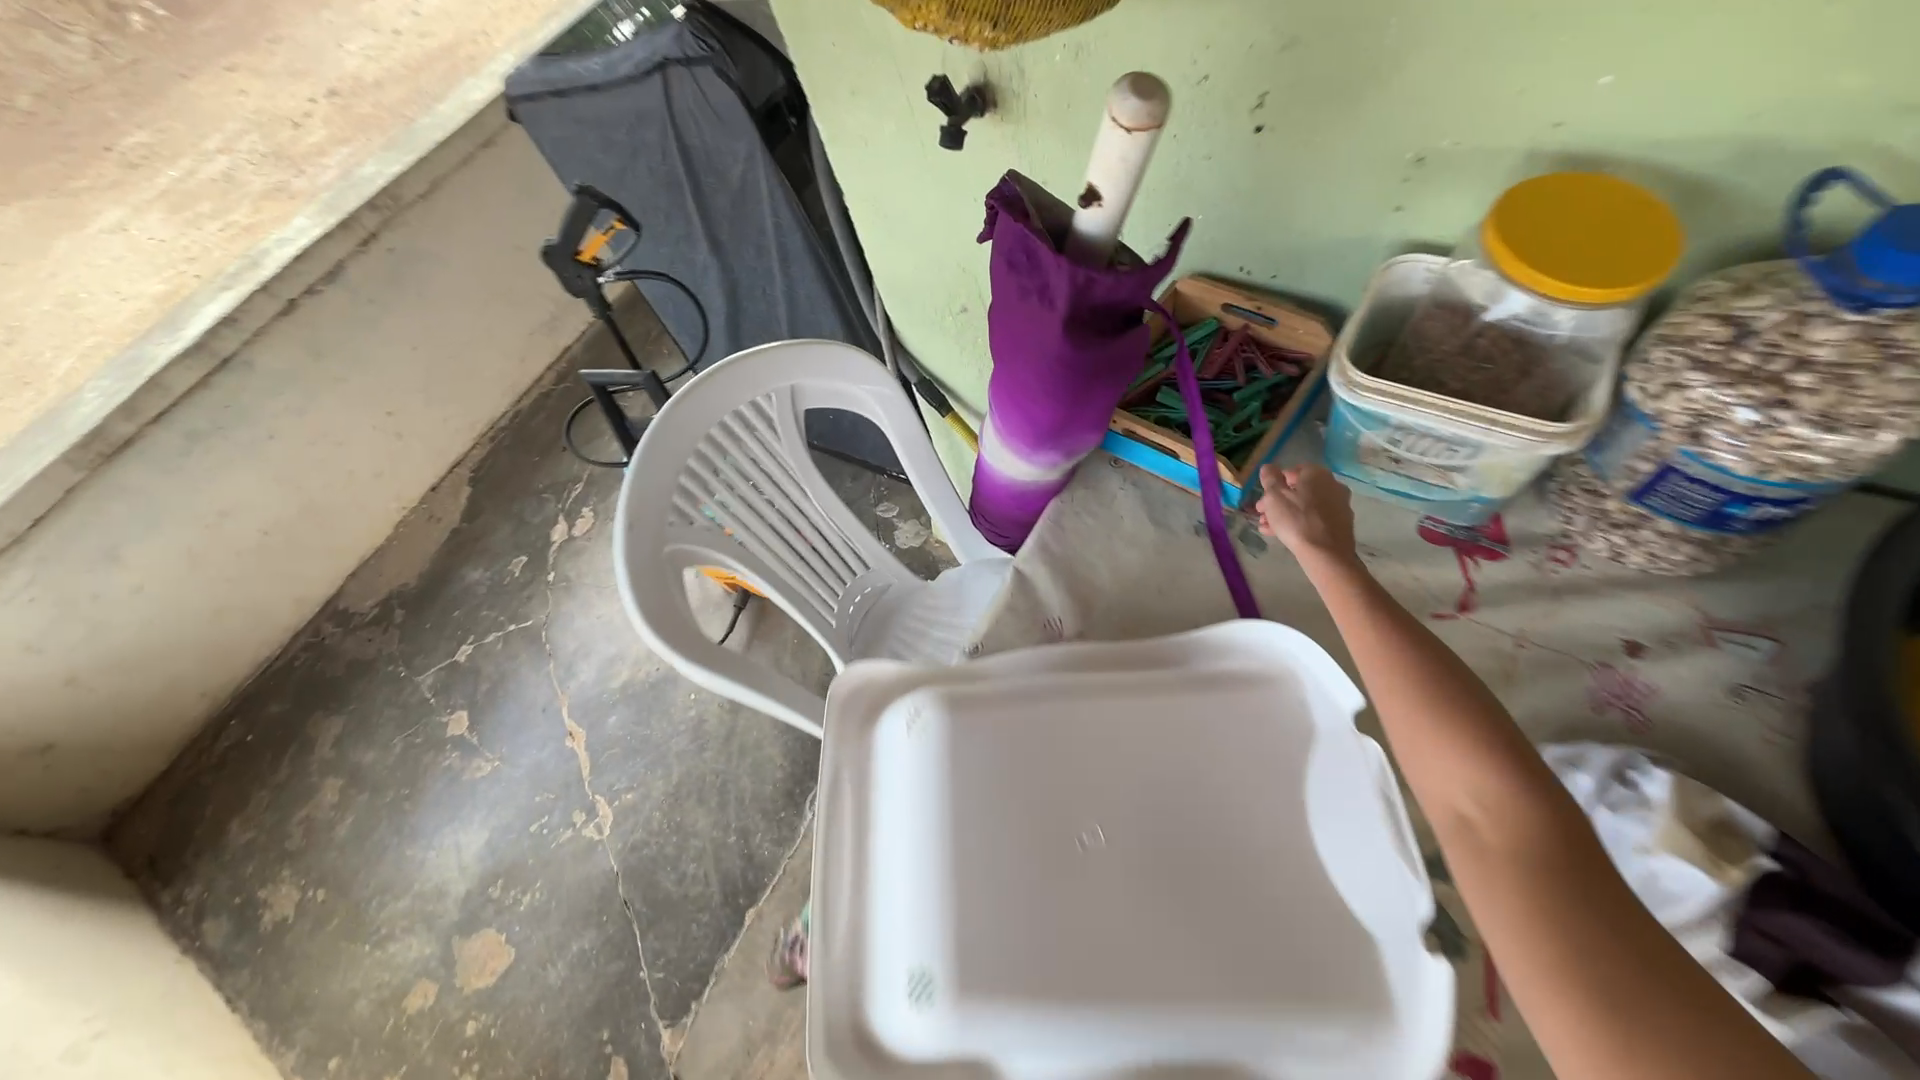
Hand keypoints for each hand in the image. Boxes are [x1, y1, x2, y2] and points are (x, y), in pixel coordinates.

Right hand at [1255, 464, 1358, 569]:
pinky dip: (1300, 523)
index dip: (1274, 484)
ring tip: (1268, 528)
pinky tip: (1284, 535)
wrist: (1326, 553)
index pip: (1292, 471)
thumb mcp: (1274, 497)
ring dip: (1286, 514)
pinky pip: (1316, 519)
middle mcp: (1332, 485)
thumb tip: (1268, 466)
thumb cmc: (1296, 520)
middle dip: (1278, 502)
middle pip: (1299, 490)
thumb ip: (1270, 479)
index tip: (1263, 498)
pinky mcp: (1341, 524)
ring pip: (1306, 506)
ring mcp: (1339, 505)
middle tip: (1262, 514)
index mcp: (1317, 474)